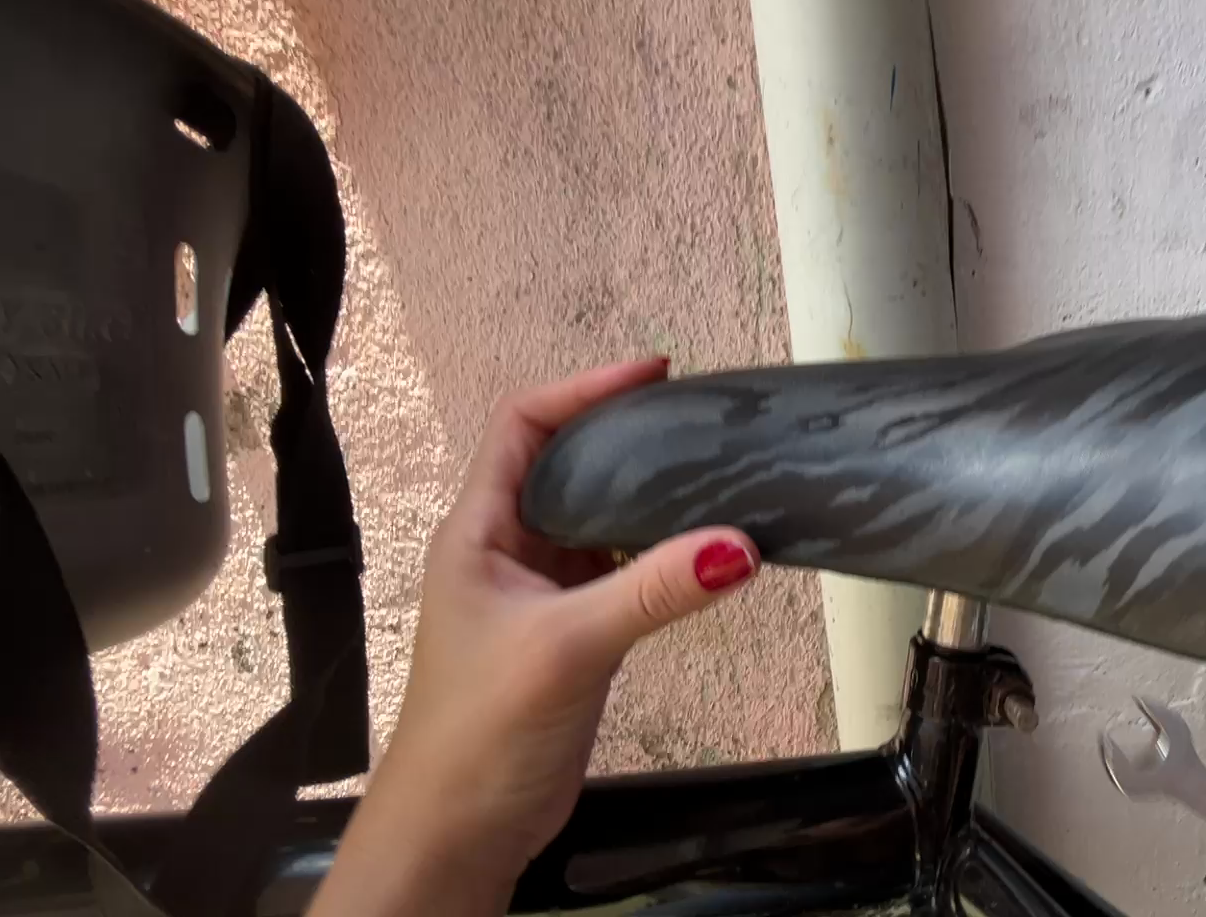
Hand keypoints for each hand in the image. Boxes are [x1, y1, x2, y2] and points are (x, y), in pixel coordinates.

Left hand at [309, 361, 760, 916]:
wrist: (461, 834)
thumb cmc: (482, 730)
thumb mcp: (568, 646)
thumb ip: (653, 591)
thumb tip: (744, 544)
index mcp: (482, 529)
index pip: (524, 426)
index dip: (583, 388)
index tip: (653, 371)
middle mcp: (512, 545)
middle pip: (569, 459)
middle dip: (625, 428)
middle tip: (695, 414)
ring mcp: (547, 584)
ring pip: (600, 510)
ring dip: (647, 486)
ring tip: (708, 463)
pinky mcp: (578, 621)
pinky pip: (622, 560)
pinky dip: (660, 543)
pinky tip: (701, 541)